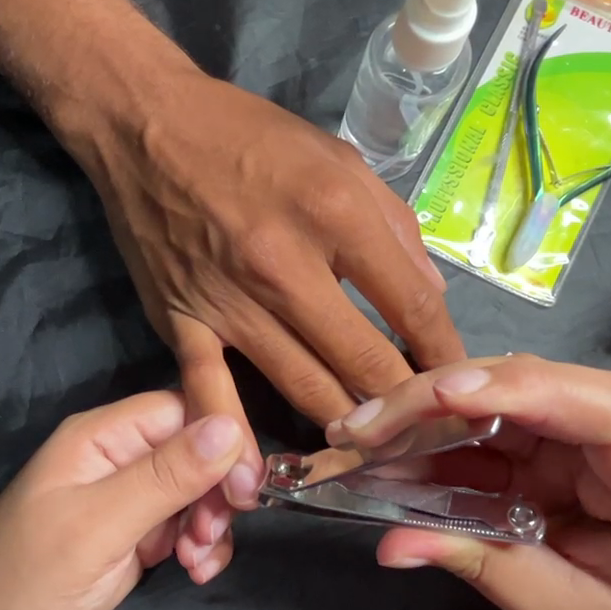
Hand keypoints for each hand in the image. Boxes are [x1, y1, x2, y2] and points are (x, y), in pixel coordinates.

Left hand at [0, 391, 242, 609]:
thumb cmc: (33, 574)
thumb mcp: (100, 524)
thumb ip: (164, 477)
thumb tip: (229, 426)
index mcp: (102, 435)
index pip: (181, 410)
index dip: (222, 440)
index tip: (246, 487)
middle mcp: (120, 455)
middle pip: (197, 450)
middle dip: (215, 491)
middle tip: (212, 532)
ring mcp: (131, 493)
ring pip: (199, 489)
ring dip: (210, 523)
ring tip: (196, 560)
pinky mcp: (140, 529)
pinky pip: (188, 522)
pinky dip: (202, 544)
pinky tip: (195, 570)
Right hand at [57, 64, 464, 581]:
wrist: (145, 125)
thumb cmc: (250, 136)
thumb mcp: (340, 158)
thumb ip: (393, 229)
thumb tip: (426, 298)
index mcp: (336, 214)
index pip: (413, 306)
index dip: (448, 356)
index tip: (465, 388)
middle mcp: (286, 267)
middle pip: (365, 363)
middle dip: (408, 409)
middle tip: (434, 440)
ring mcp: (230, 303)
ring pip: (305, 389)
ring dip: (348, 432)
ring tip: (379, 458)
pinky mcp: (183, 324)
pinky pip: (212, 393)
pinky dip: (235, 442)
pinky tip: (259, 484)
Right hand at [328, 356, 610, 609]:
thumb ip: (487, 568)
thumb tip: (390, 544)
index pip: (597, 406)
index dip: (520, 391)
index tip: (445, 397)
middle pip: (523, 383)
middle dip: (434, 400)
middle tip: (355, 432)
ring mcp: (576, 427)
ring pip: (490, 394)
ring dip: (419, 413)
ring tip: (353, 440)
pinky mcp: (545, 438)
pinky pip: (481, 426)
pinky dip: (430, 437)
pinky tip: (383, 453)